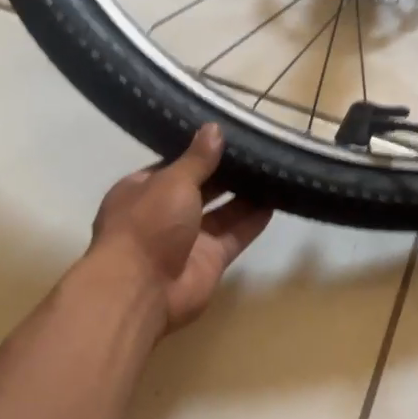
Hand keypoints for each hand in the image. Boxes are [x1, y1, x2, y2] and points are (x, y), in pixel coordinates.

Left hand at [87, 123, 271, 331]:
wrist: (141, 289)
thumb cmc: (147, 226)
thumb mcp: (173, 182)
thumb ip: (198, 158)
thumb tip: (214, 129)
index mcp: (142, 191)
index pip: (173, 166)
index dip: (199, 153)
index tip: (228, 136)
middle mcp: (163, 214)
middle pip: (201, 188)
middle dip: (227, 174)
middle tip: (259, 152)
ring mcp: (188, 239)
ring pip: (222, 212)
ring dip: (245, 196)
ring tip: (273, 172)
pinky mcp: (210, 260)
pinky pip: (236, 235)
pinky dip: (254, 220)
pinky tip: (276, 201)